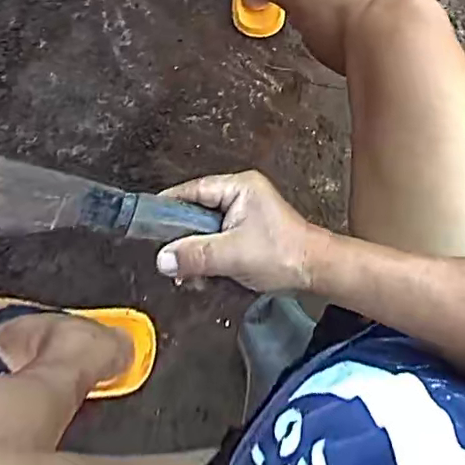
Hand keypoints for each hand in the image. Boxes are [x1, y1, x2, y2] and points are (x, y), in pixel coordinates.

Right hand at [154, 171, 323, 292]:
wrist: (316, 271)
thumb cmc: (281, 254)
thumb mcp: (232, 254)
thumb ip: (196, 255)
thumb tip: (162, 258)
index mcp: (239, 187)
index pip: (195, 190)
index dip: (170, 204)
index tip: (148, 220)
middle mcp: (241, 194)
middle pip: (198, 212)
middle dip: (185, 239)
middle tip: (171, 260)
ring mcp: (245, 214)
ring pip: (207, 230)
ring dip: (197, 254)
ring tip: (190, 276)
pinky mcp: (248, 233)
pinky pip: (219, 242)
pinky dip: (210, 259)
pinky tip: (206, 278)